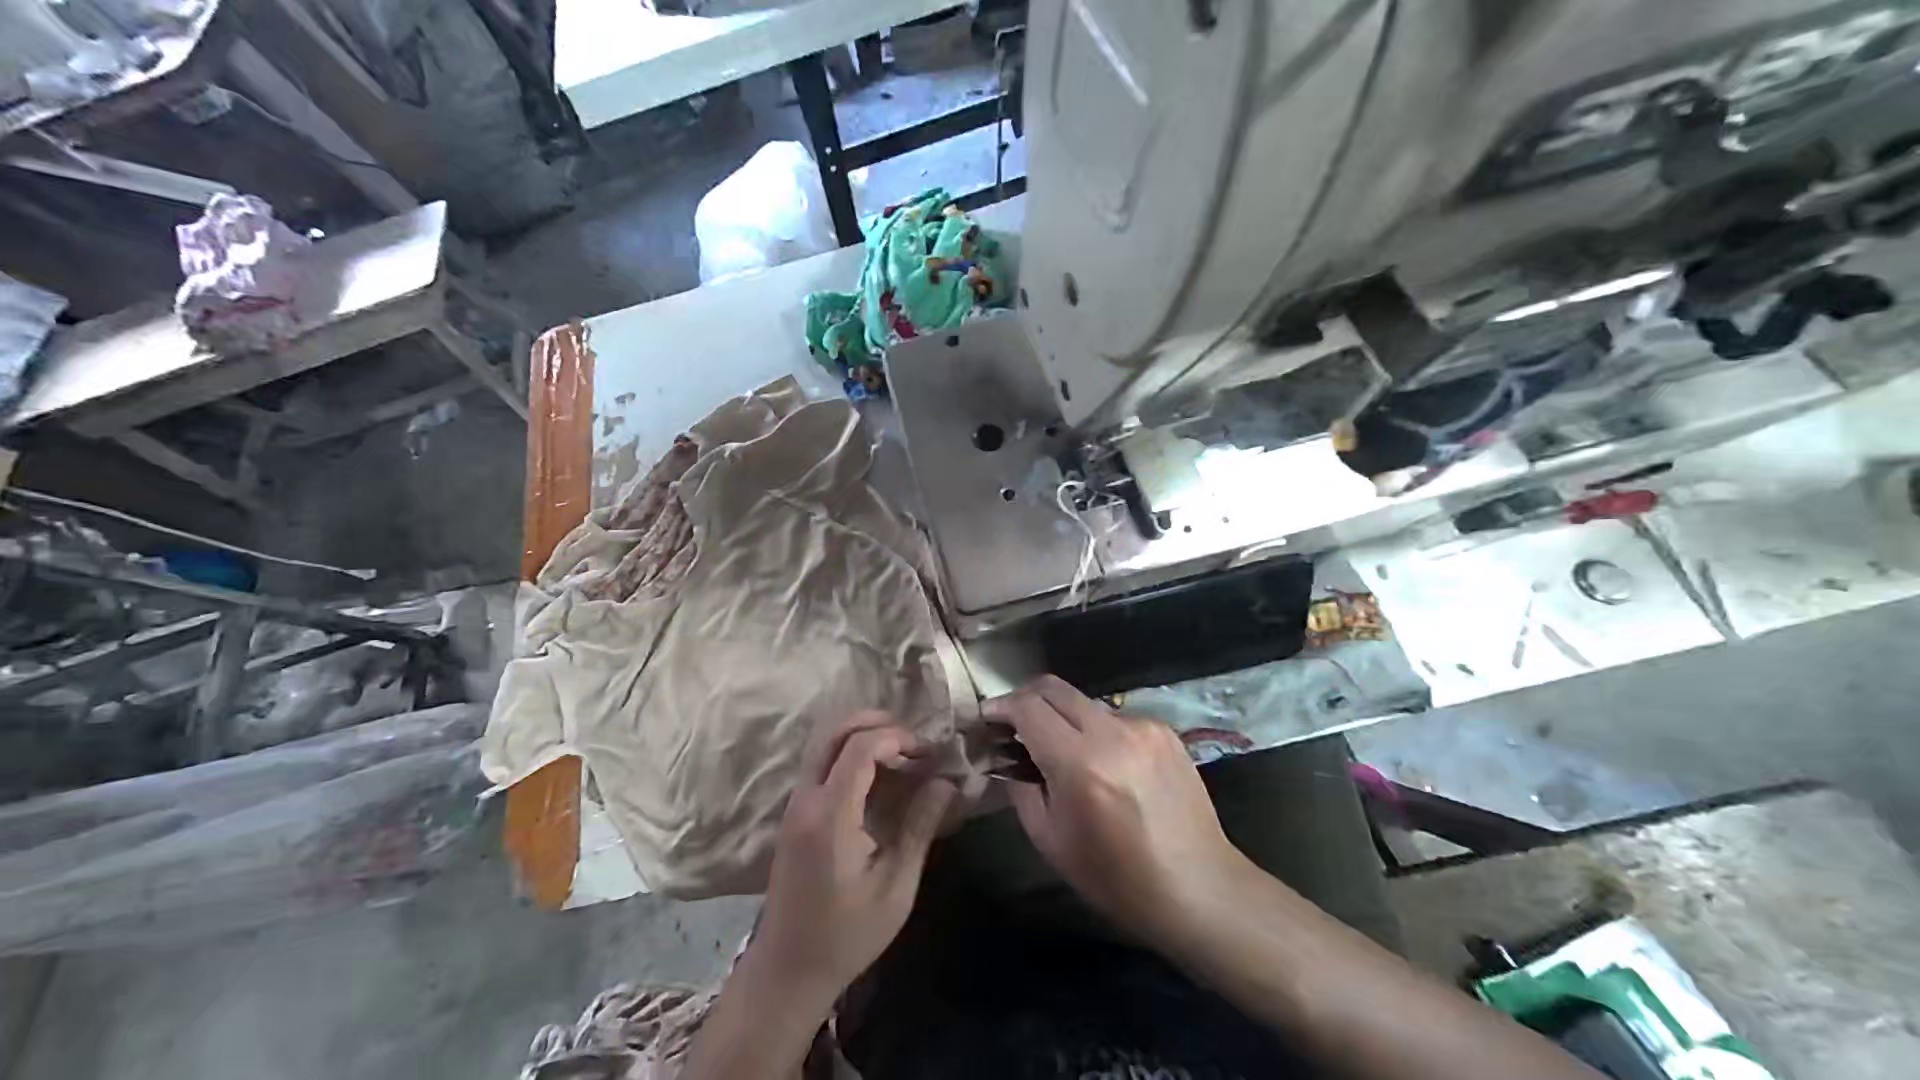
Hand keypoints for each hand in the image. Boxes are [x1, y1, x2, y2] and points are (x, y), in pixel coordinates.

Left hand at [750, 710, 956, 1000]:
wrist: (788, 969)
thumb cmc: (847, 934)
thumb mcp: (895, 886)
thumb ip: (919, 827)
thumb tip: (947, 782)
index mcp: (830, 815)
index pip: (859, 747)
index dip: (897, 737)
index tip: (927, 753)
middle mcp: (805, 799)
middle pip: (832, 731)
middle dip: (875, 722)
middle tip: (913, 742)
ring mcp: (794, 805)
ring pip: (822, 743)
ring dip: (861, 736)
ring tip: (901, 756)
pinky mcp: (794, 814)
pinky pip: (820, 764)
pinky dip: (849, 755)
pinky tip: (879, 777)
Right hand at [990, 675, 1250, 945]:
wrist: (1198, 888)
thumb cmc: (1116, 877)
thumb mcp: (1050, 840)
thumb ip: (1022, 788)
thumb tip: (1008, 756)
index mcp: (1081, 764)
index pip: (1028, 707)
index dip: (1001, 706)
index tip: (988, 718)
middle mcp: (1113, 733)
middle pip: (1054, 688)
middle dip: (1026, 698)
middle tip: (1014, 724)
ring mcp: (1144, 727)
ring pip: (1085, 703)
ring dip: (1064, 717)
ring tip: (1063, 752)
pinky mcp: (1165, 731)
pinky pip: (1115, 717)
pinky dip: (1098, 732)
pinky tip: (1104, 763)